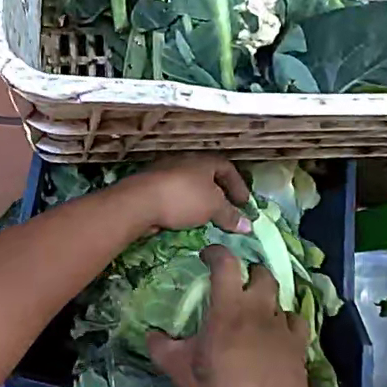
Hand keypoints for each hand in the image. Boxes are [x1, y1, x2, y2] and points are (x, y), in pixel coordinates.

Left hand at [122, 156, 251, 233]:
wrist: (139, 202)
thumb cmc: (183, 198)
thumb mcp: (213, 207)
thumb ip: (230, 215)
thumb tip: (247, 225)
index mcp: (202, 161)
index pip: (227, 168)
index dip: (238, 185)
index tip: (245, 204)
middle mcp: (184, 162)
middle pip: (207, 176)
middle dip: (220, 193)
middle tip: (228, 211)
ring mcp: (165, 173)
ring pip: (189, 186)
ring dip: (201, 201)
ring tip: (208, 218)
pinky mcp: (151, 187)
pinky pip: (174, 196)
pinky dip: (184, 206)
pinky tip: (185, 219)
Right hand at [147, 245, 316, 386]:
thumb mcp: (182, 374)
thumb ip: (163, 349)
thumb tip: (150, 334)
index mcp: (228, 309)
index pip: (226, 264)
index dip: (216, 252)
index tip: (206, 256)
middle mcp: (259, 310)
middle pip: (261, 273)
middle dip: (248, 271)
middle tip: (233, 283)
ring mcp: (283, 328)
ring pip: (280, 296)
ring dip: (266, 295)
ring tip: (252, 308)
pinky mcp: (300, 347)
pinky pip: (296, 320)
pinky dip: (285, 318)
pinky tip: (276, 331)